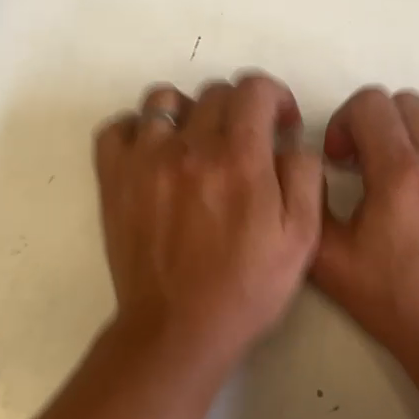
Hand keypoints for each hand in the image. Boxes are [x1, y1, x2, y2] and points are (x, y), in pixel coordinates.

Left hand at [94, 73, 323, 358]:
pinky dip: (138, 131)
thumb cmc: (246, 288)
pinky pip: (119, 128)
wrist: (178, 329)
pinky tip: (155, 155)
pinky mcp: (114, 178)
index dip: (275, 98)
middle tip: (245, 145)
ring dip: (189, 113)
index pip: (254, 89)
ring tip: (197, 145)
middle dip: (239, 110)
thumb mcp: (302, 238)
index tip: (280, 125)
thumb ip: (304, 175)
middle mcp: (190, 147)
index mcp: (240, 159)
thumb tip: (289, 141)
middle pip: (214, 93)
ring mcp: (145, 160)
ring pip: (164, 100)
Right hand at [312, 88, 418, 361]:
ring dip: (412, 126)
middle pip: (403, 102)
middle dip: (374, 124)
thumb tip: (310, 168)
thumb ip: (310, 203)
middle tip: (363, 165)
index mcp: (400, 175)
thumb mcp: (328, 258)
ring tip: (399, 162)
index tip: (340, 161)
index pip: (370, 104)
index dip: (344, 123)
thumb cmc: (389, 297)